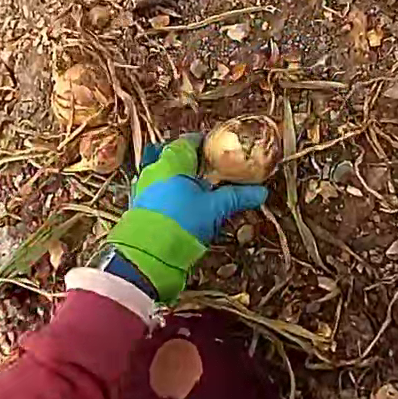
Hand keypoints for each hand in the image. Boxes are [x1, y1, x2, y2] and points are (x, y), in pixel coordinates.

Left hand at [102, 134, 267, 301]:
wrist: (147, 257)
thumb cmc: (182, 223)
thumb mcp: (215, 208)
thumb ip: (237, 196)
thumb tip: (260, 192)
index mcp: (172, 160)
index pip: (190, 140)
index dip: (205, 143)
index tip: (217, 150)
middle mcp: (153, 169)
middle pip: (174, 156)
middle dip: (191, 162)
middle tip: (209, 171)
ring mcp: (142, 188)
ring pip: (163, 175)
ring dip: (178, 180)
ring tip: (197, 192)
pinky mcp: (137, 208)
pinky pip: (155, 193)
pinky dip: (168, 195)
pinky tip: (181, 209)